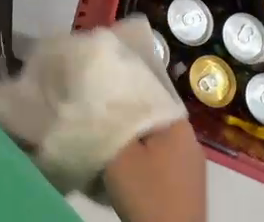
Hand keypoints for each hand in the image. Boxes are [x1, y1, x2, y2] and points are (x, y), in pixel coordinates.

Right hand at [0, 16, 191, 200]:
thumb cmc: (147, 195)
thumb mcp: (117, 152)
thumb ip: (99, 118)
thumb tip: (80, 89)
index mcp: (175, 121)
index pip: (142, 81)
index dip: (113, 72)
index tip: (85, 67)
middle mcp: (184, 135)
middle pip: (142, 105)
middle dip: (112, 100)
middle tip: (79, 93)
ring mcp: (183, 161)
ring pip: (142, 129)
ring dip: (118, 125)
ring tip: (86, 119)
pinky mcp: (176, 181)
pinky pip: (147, 149)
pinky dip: (126, 145)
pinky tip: (104, 150)